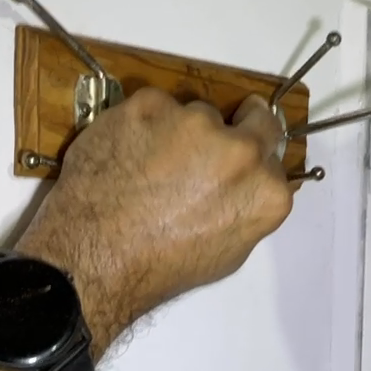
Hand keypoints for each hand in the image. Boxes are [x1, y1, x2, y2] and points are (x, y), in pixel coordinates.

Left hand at [16, 89, 292, 352]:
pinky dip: (143, 125)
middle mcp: (241, 149)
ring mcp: (195, 121)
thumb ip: (246, 207)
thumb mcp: (228, 253)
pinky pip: (155, 106)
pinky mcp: (151, 104)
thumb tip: (245, 186)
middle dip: (238, 126)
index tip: (233, 161)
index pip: (273, 155)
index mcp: (266, 190)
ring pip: (198, 113)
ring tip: (149, 165)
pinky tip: (126, 155)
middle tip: (207, 146)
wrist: (97, 256)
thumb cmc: (163, 266)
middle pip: (254, 118)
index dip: (253, 157)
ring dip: (182, 131)